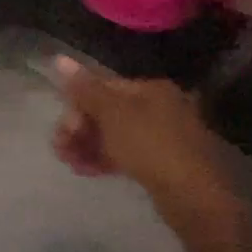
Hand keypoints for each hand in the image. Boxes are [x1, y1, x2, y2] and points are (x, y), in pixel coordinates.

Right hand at [52, 57, 229, 202]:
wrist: (192, 194)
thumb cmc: (149, 146)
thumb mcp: (111, 114)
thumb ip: (84, 88)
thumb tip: (59, 58)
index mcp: (149, 89)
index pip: (100, 88)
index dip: (76, 108)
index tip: (62, 131)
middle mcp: (158, 106)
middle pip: (104, 112)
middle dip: (78, 130)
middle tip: (61, 150)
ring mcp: (161, 135)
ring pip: (112, 135)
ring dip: (86, 146)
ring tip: (71, 164)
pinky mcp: (161, 161)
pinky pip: (124, 153)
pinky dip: (103, 158)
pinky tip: (87, 171)